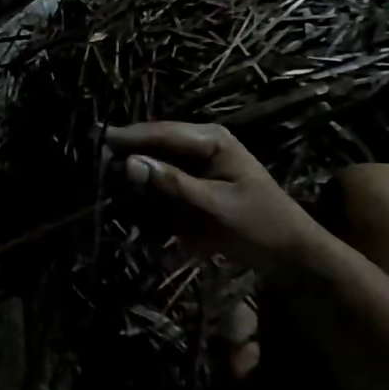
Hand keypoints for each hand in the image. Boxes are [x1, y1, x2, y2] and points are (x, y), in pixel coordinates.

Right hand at [106, 122, 325, 273]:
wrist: (293, 256)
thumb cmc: (260, 226)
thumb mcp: (215, 207)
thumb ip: (172, 185)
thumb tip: (129, 163)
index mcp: (211, 139)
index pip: (162, 132)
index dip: (129, 136)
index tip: (97, 140)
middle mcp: (203, 144)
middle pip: (157, 144)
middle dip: (129, 154)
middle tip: (95, 163)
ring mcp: (200, 165)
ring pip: (158, 163)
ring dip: (138, 175)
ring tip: (106, 181)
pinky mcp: (197, 186)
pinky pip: (166, 183)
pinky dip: (151, 193)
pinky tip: (133, 202)